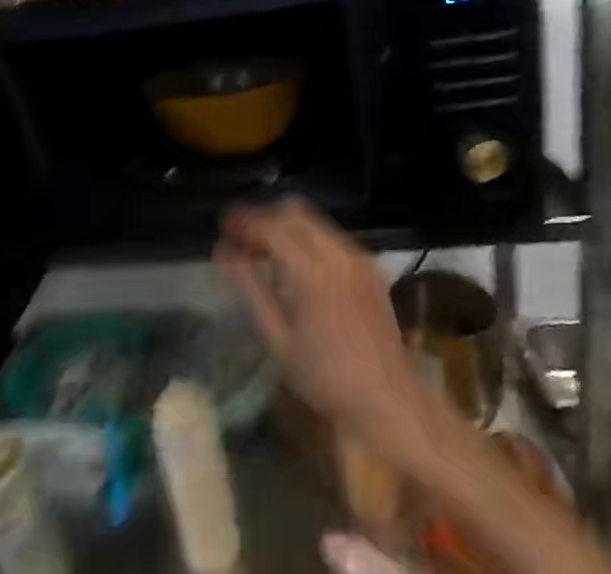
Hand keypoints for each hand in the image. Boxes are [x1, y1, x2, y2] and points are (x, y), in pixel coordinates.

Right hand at [215, 197, 429, 450]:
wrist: (387, 399)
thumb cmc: (323, 377)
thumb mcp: (276, 337)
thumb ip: (249, 287)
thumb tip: (223, 250)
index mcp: (312, 272)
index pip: (271, 226)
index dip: (244, 222)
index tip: (224, 228)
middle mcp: (339, 254)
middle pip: (294, 212)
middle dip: (265, 219)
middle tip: (244, 242)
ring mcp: (359, 258)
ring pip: (314, 222)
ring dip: (287, 228)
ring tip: (266, 255)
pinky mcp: (371, 267)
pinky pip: (332, 238)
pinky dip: (308, 241)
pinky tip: (298, 269)